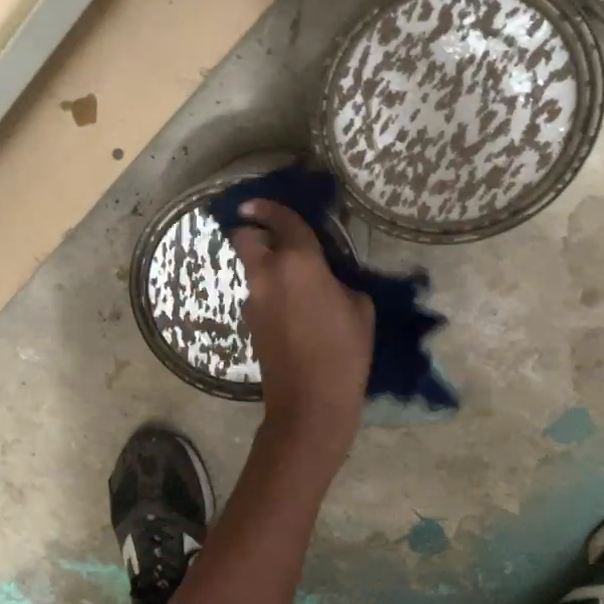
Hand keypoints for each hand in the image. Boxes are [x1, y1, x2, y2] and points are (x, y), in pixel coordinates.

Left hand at [229, 200, 373, 449]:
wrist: (309, 402)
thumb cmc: (344, 352)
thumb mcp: (360, 308)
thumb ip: (337, 280)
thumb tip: (324, 277)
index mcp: (298, 263)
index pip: (282, 222)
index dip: (272, 207)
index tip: (259, 201)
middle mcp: (267, 275)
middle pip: (244, 238)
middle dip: (251, 229)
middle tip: (268, 232)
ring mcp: (252, 300)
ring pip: (249, 268)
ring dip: (263, 263)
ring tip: (291, 276)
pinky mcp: (249, 323)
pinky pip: (256, 293)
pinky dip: (268, 289)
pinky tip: (291, 306)